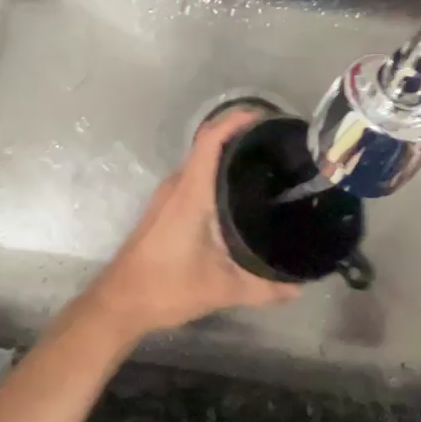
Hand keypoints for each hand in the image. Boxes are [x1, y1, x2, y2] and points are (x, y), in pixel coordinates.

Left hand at [82, 107, 301, 338]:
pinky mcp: (166, 206)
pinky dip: (218, 172)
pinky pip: (195, 176)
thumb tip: (300, 284)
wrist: (121, 301)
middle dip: (242, 135)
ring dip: (229, 154)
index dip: (237, 120)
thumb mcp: (222, 289)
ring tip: (267, 165)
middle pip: (210, 143)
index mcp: (191, 191)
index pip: (211, 138)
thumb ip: (264, 287)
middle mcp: (178, 184)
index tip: (268, 120)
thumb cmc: (167, 287)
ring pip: (202, 160)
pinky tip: (240, 192)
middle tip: (279, 145)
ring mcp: (169, 194)